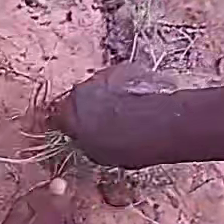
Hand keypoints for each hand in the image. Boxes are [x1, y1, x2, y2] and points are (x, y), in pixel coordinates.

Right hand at [52, 65, 178, 168]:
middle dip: (85, 109)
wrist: (165, 124)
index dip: (67, 126)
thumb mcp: (99, 154)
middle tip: (98, 124)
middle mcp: (80, 91)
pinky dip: (119, 88)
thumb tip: (84, 139)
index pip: (57, 119)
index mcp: (69, 114)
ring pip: (94, 88)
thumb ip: (84, 142)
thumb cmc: (132, 146)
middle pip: (75, 100)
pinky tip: (133, 102)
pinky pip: (113, 80)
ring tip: (120, 113)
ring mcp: (100, 77)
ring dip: (102, 98)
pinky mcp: (121, 69)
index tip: (75, 132)